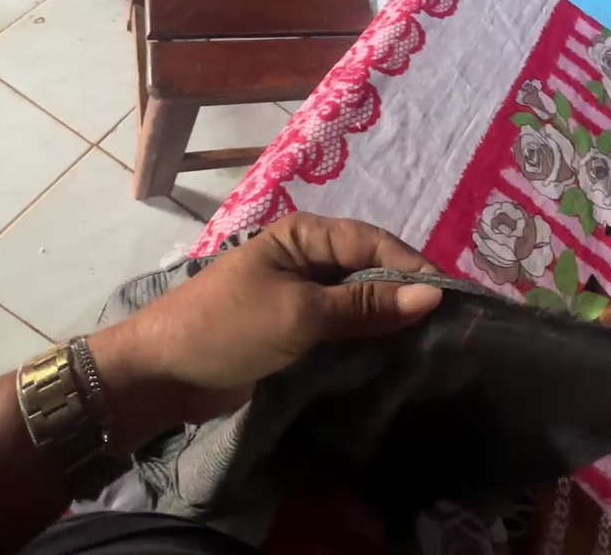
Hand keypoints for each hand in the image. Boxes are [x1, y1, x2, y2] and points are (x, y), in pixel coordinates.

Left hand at [87, 213, 443, 450]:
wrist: (159, 376)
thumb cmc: (228, 329)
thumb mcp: (301, 315)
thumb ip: (365, 306)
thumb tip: (432, 294)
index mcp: (306, 234)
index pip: (373, 243)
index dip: (412, 267)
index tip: (450, 297)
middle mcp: (308, 255)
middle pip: (369, 266)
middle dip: (405, 290)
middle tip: (446, 321)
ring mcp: (301, 290)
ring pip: (359, 296)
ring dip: (387, 315)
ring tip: (428, 337)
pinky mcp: (295, 324)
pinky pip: (342, 321)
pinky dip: (366, 334)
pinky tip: (391, 350)